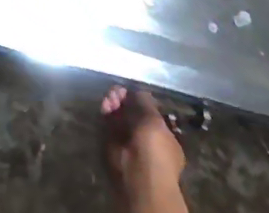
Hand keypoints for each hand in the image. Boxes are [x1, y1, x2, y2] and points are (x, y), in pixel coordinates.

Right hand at [101, 85, 188, 212]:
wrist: (138, 176)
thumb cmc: (154, 149)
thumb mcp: (155, 120)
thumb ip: (145, 102)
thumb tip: (136, 92)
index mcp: (163, 137)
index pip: (149, 113)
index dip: (139, 100)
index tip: (131, 92)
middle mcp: (145, 140)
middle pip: (132, 114)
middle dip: (124, 101)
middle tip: (116, 92)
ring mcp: (128, 143)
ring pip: (119, 118)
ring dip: (113, 105)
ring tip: (110, 97)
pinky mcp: (112, 146)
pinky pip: (108, 126)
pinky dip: (106, 114)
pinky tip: (105, 106)